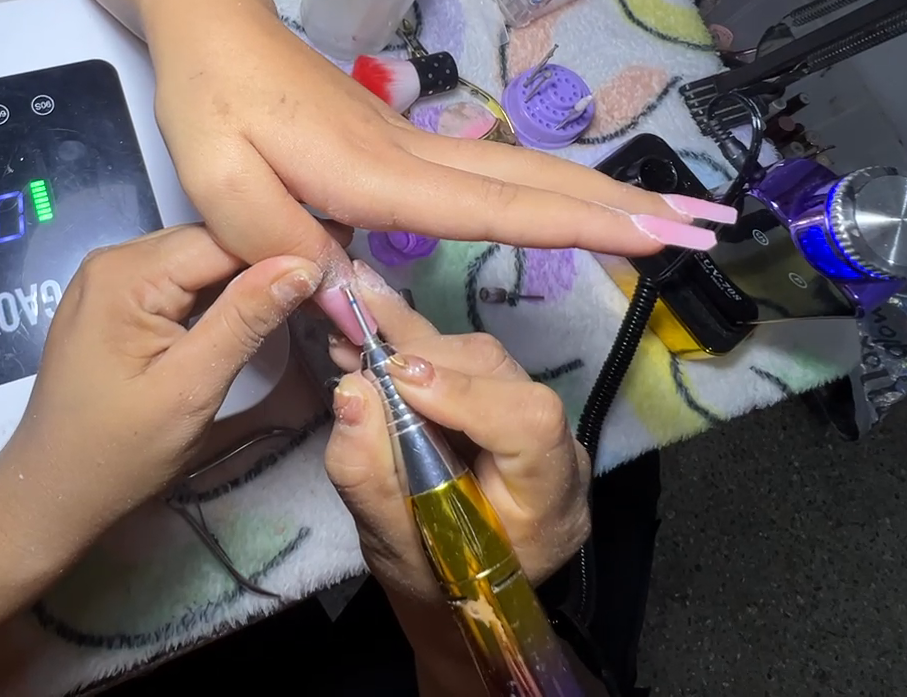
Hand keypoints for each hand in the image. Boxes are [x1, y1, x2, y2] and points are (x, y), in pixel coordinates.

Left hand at [0, 226, 318, 533]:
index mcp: (125, 272)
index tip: (340, 260)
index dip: (282, 246)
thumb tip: (304, 263)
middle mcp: (115, 257)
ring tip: (307, 283)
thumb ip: (245, 320)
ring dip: (248, 273)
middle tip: (333, 273)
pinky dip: (219, 290)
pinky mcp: (118, 297)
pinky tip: (257, 300)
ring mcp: (113, 275)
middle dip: (268, 258)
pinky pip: (180, 278)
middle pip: (210, 241)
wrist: (49, 495)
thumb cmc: (116, 452)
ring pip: (199, 258)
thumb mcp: (190, 388)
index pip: (221, 236)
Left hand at [145, 0, 725, 288]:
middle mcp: (407, 157)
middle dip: (618, 205)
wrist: (210, 26)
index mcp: (374, 175)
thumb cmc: (211, 102)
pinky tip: (552, 203)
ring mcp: (403, 143)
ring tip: (657, 217)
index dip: (578, 228)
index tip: (664, 239)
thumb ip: (288, 251)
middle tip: (705, 224)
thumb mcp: (223, 189)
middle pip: (528, 181)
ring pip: (511, 172)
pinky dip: (533, 188)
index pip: (494, 207)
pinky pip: (476, 172)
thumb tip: (353, 307)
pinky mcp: (388, 140)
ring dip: (589, 194)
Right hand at [324, 263, 589, 611]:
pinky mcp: (503, 395)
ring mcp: (533, 415)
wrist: (458, 584)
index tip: (396, 380)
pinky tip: (370, 322)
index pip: (529, 424)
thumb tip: (351, 390)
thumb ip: (368, 476)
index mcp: (547, 500)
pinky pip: (462, 355)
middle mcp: (554, 447)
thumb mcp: (391, 544)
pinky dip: (411, 339)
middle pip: (499, 374)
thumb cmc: (434, 578)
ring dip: (412, 341)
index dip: (463, 392)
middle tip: (357, 355)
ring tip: (354, 334)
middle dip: (423, 358)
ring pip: (479, 355)